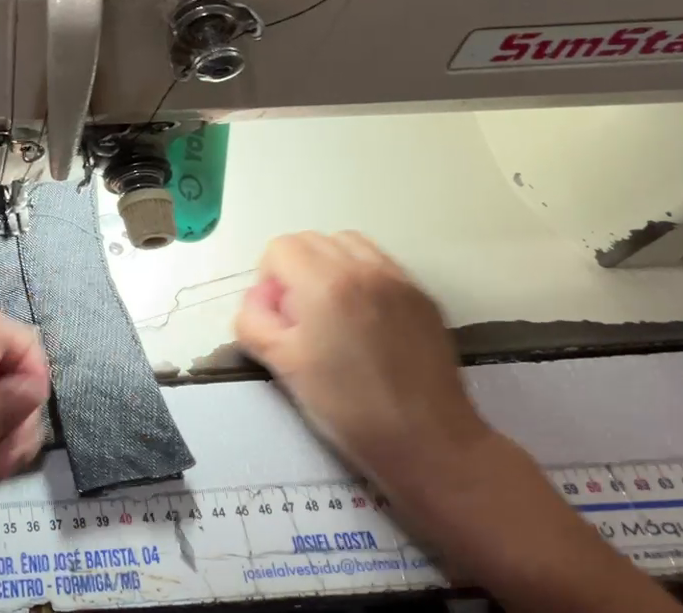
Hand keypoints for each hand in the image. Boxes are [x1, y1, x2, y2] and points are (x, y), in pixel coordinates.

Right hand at [233, 231, 490, 492]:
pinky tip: (364, 317)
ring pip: (347, 243)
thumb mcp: (281, 365)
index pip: (279, 248)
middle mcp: (362, 269)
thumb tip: (259, 300)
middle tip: (302, 316)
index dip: (268, 279)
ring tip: (332, 309)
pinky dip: (360, 275)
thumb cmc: (347, 407)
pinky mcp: (423, 295)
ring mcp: (398, 279)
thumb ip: (253, 320)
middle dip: (295, 269)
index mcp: (324, 284)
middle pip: (311, 239)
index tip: (279, 317)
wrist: (429, 443)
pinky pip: (379, 263)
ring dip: (328, 265)